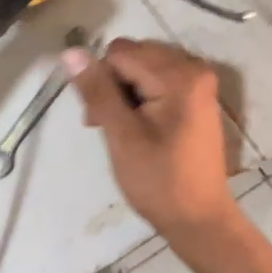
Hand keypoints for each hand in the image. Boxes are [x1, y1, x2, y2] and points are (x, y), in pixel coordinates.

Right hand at [62, 38, 247, 247]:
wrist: (199, 219)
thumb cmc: (159, 181)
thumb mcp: (122, 135)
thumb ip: (97, 90)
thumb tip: (71, 52)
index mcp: (179, 76)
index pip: (120, 53)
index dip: (101, 80)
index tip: (96, 120)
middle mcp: (194, 68)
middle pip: (134, 55)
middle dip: (113, 83)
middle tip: (105, 125)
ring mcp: (199, 83)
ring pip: (144, 67)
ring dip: (125, 91)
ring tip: (120, 129)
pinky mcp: (198, 97)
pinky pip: (159, 80)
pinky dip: (142, 97)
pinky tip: (137, 126)